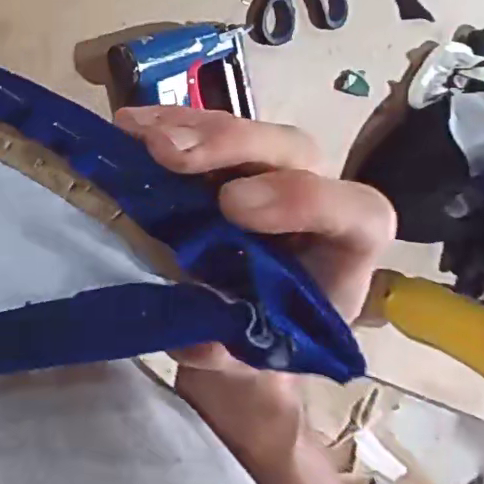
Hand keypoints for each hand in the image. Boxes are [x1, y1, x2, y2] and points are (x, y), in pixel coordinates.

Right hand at [112, 105, 395, 370]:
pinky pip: (201, 129)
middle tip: (169, 155)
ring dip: (186, 128)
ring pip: (242, 128)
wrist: (239, 327)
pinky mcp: (222, 160)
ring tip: (135, 133)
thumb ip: (234, 354)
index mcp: (343, 247)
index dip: (302, 199)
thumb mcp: (250, 359)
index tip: (232, 207)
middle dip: (229, 145)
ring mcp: (264, 169)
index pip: (354, 211)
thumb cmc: (263, 342)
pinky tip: (128, 128)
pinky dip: (163, 125)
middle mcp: (312, 194)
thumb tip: (199, 341)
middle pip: (290, 149)